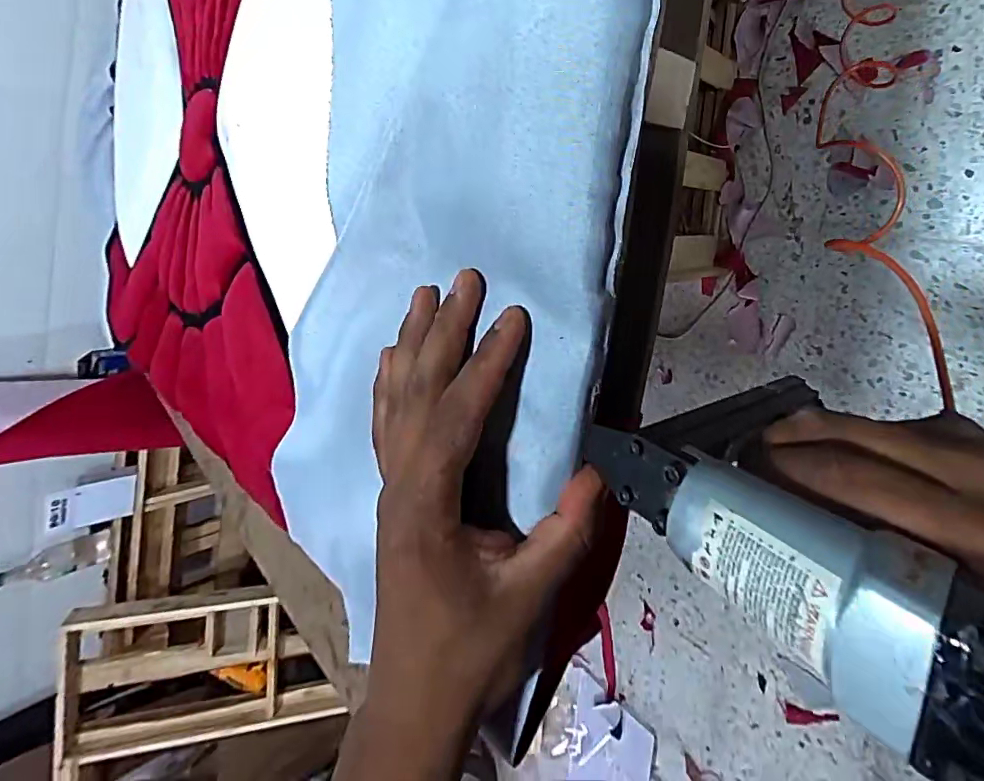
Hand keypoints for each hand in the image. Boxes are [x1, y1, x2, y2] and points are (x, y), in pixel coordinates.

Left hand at [340, 270, 601, 779]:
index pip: (458, 416)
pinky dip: (389, 386)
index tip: (513, 316)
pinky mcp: (395, 497)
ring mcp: (391, 490)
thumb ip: (566, 530)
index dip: (487, 363)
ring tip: (422, 297)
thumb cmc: (471, 649)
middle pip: (417, 393)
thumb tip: (596, 468)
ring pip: (395, 402)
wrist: (415, 702)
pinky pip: (386, 426)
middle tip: (463, 280)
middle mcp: (400, 486)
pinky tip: (390, 360)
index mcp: (428, 504)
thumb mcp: (529, 593)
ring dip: (410, 345)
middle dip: (442, 332)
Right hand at [761, 409, 983, 780]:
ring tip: (773, 447)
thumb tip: (816, 591)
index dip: (803, 473)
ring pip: (884, 426)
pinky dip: (860, 437)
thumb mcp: (983, 659)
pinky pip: (905, 432)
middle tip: (745, 452)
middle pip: (869, 439)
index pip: (870, 485)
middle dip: (800, 440)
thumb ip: (904, 621)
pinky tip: (832, 452)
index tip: (749, 471)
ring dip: (825, 431)